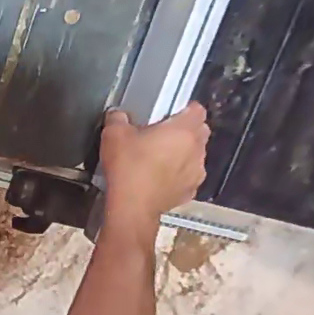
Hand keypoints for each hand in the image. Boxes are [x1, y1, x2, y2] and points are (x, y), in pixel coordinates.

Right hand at [99, 104, 208, 231]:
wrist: (132, 206)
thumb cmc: (128, 167)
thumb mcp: (113, 134)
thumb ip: (118, 118)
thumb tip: (118, 115)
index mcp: (183, 130)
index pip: (197, 110)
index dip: (185, 108)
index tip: (170, 111)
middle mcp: (196, 150)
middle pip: (200, 132)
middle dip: (185, 130)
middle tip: (160, 133)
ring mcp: (196, 173)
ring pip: (195, 155)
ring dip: (182, 153)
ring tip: (157, 157)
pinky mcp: (190, 191)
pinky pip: (187, 176)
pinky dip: (177, 174)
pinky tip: (158, 177)